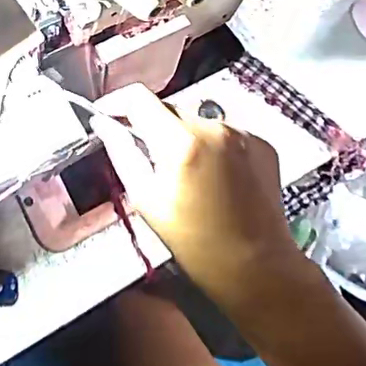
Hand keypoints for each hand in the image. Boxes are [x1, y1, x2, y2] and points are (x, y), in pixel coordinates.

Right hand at [89, 86, 306, 317]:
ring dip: (183, 137)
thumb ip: (123, 153)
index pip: (140, 98)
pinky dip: (211, 146)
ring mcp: (242, 133)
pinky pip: (223, 132)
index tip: (109, 114)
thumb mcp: (147, 200)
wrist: (258, 268)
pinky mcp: (260, 142)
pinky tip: (212, 177)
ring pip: (196, 120)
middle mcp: (215, 128)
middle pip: (169, 108)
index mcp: (182, 142)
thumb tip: (105, 124)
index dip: (118, 103)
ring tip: (185, 174)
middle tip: (147, 157)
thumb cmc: (198, 244)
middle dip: (153, 126)